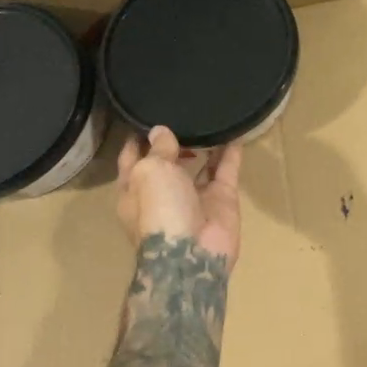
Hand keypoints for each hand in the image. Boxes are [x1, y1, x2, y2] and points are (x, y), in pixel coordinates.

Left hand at [115, 127, 243, 270]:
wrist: (192, 254)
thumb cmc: (159, 210)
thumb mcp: (150, 172)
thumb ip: (157, 149)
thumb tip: (160, 131)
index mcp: (134, 190)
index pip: (131, 159)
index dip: (137, 139)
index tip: (145, 115)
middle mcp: (163, 192)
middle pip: (167, 162)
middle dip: (173, 139)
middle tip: (184, 111)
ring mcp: (194, 196)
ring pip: (199, 165)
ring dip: (203, 144)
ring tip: (210, 117)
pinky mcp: (221, 199)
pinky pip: (226, 169)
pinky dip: (231, 153)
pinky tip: (236, 131)